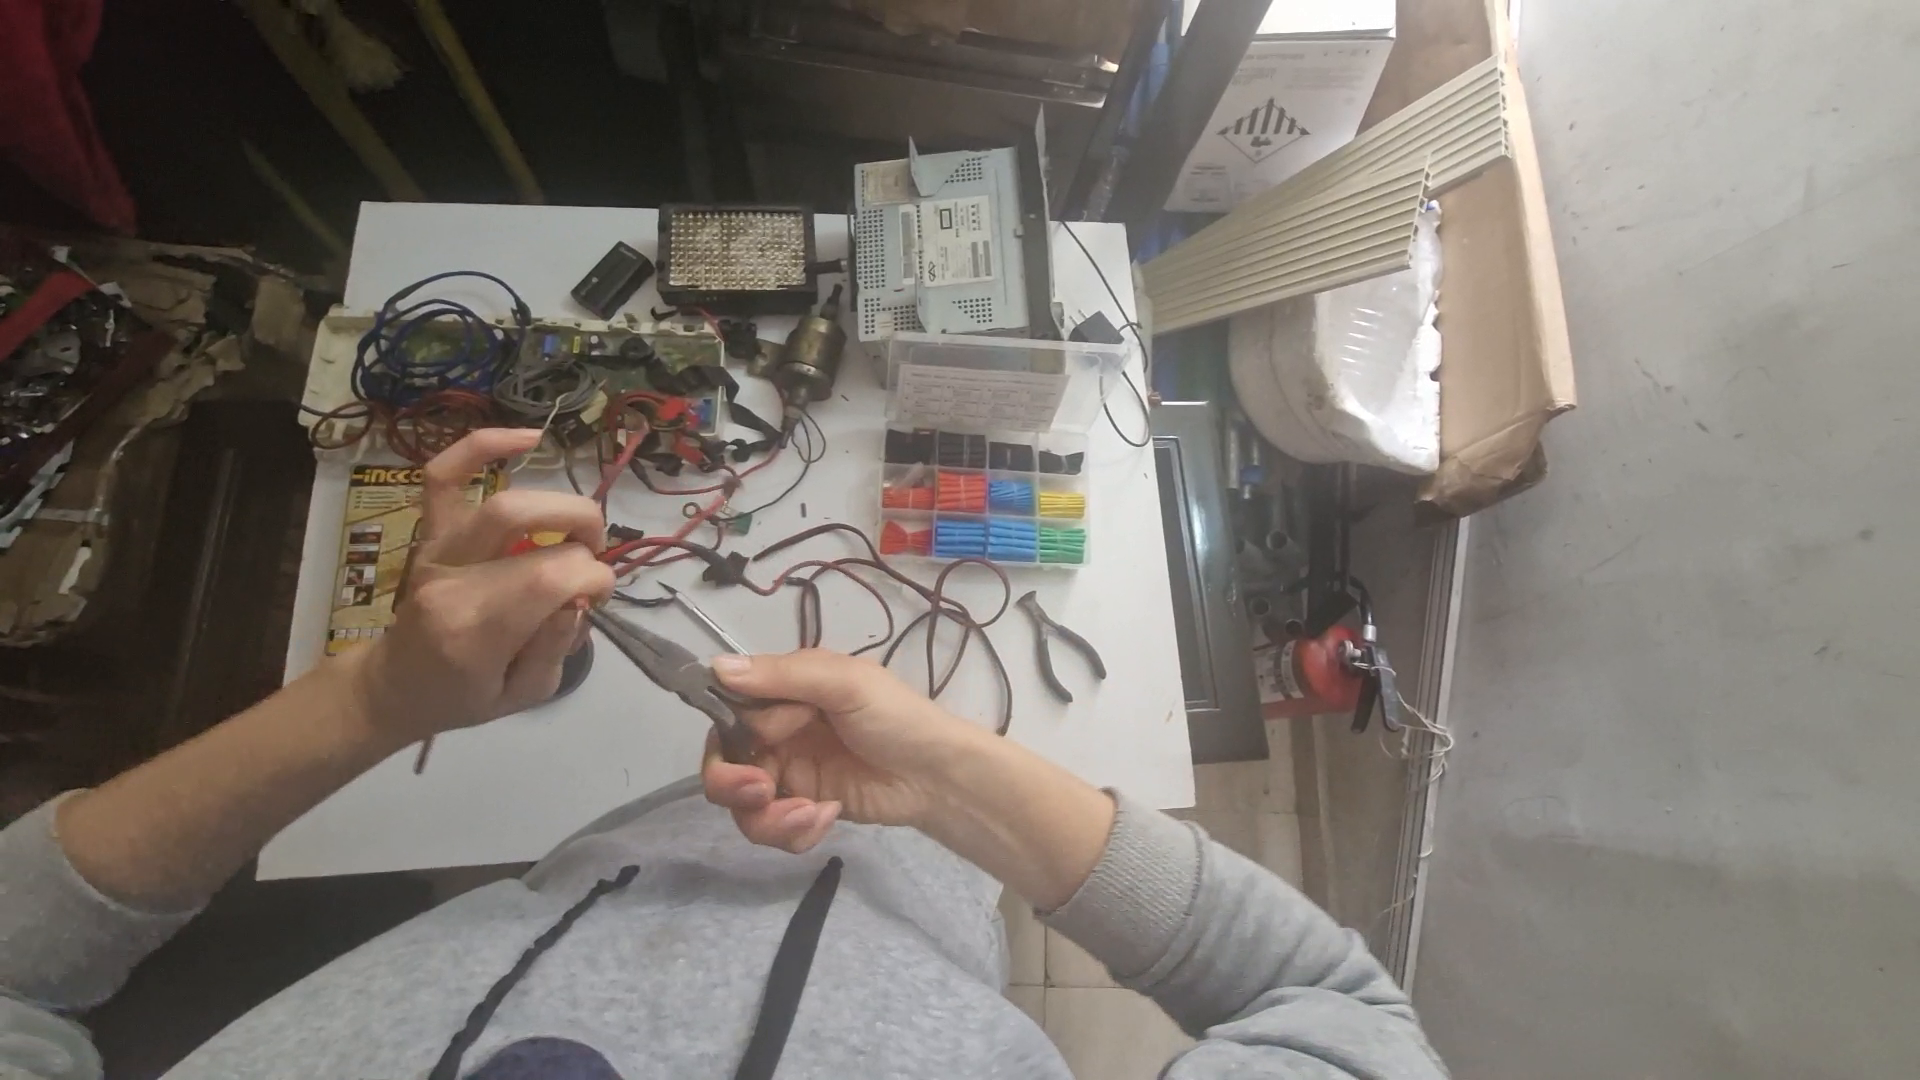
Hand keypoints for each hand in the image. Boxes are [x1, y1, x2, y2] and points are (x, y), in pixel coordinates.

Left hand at [345, 429, 615, 744]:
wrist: (395, 687)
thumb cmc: (465, 696)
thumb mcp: (525, 694)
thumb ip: (556, 646)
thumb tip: (580, 596)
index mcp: (476, 629)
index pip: (553, 576)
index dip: (596, 577)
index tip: (599, 597)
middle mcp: (452, 581)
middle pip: (531, 526)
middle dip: (585, 535)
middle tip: (594, 561)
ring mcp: (436, 551)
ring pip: (502, 500)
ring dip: (560, 504)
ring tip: (580, 526)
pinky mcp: (429, 533)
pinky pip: (442, 476)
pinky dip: (482, 446)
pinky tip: (529, 438)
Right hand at [700, 649, 985, 852]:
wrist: (937, 775)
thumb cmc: (896, 717)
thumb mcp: (845, 683)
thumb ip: (784, 675)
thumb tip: (716, 666)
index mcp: (786, 689)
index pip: (727, 709)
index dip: (729, 732)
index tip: (753, 744)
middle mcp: (779, 729)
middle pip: (723, 762)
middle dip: (733, 784)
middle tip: (763, 791)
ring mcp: (790, 770)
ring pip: (742, 803)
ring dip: (768, 816)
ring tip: (810, 813)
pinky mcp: (802, 806)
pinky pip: (771, 826)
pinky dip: (792, 829)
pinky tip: (828, 816)